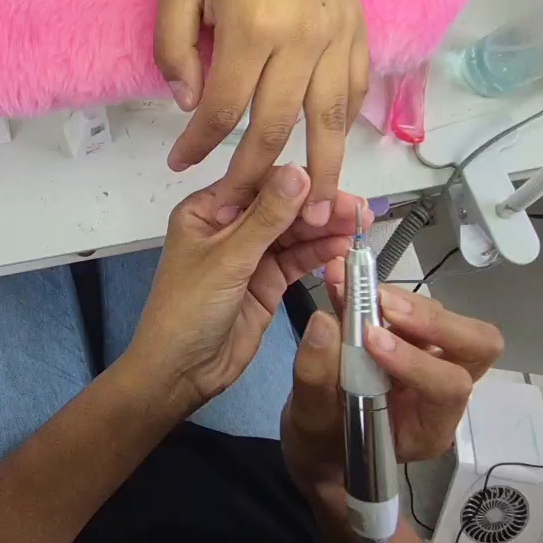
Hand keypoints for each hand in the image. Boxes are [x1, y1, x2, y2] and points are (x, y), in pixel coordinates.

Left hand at [124, 165, 370, 412]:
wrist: (181, 371)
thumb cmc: (189, 308)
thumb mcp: (227, 259)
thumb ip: (266, 218)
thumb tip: (299, 170)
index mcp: (206, 210)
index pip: (256, 183)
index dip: (294, 182)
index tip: (330, 184)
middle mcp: (228, 226)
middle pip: (280, 207)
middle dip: (318, 206)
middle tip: (359, 207)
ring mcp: (249, 255)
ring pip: (293, 233)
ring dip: (325, 228)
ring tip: (361, 223)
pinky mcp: (266, 281)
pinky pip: (297, 260)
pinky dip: (320, 253)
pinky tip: (344, 247)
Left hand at [157, 0, 368, 226]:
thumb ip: (176, 52)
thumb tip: (192, 106)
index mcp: (253, 30)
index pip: (224, 111)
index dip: (199, 146)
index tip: (180, 165)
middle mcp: (303, 40)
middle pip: (279, 126)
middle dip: (257, 174)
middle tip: (244, 207)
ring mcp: (338, 34)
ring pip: (331, 118)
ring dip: (321, 167)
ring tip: (315, 207)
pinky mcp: (357, 26)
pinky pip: (355, 87)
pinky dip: (345, 122)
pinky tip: (335, 146)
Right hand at [281, 284, 503, 510]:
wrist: (322, 442)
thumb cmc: (323, 443)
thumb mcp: (308, 420)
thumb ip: (315, 376)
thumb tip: (324, 321)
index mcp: (428, 427)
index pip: (448, 388)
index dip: (414, 359)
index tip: (368, 337)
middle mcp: (443, 394)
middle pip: (476, 346)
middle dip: (430, 319)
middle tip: (380, 301)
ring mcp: (432, 363)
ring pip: (447, 320)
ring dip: (403, 300)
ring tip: (352, 288)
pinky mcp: (412, 341)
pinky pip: (414, 310)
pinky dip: (384, 294)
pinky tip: (350, 286)